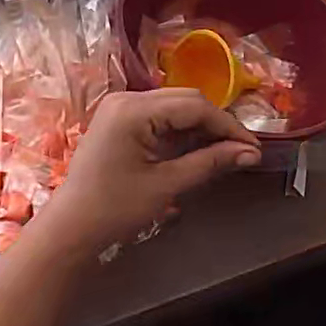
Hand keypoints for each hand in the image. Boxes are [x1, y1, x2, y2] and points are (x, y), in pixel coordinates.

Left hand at [34, 89, 260, 256]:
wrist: (72, 226)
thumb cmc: (115, 208)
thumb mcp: (167, 185)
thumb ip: (210, 162)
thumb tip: (251, 153)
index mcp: (133, 109)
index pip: (195, 106)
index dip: (228, 126)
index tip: (254, 149)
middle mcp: (126, 98)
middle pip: (185, 100)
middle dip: (216, 124)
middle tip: (242, 152)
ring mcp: (119, 107)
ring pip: (174, 106)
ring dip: (200, 127)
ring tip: (225, 153)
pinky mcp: (118, 120)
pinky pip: (158, 116)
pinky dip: (180, 131)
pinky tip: (197, 149)